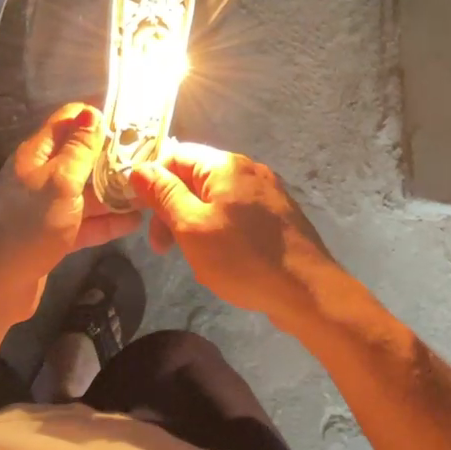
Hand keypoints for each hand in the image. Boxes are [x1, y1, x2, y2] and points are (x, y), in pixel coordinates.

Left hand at [0, 104, 143, 332]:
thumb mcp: (60, 180)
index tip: (131, 124)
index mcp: (36, 153)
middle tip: (149, 160)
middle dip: (112, 158)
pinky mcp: (53, 233)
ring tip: (149, 192)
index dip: (96, 119)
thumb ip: (79, 148)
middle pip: (80, 156)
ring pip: (85, 191)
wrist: (0, 283)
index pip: (67, 120)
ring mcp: (46, 205)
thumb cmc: (31, 224)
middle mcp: (40, 174)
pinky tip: (135, 222)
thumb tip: (92, 111)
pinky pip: (84, 221)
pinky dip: (106, 221)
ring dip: (114, 192)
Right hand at [129, 142, 338, 328]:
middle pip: (194, 176)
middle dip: (172, 207)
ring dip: (194, 220)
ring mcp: (267, 191)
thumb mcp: (191, 227)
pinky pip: (236, 211)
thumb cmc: (243, 259)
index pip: (174, 156)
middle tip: (163, 247)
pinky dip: (219, 228)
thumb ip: (163, 194)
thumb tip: (139, 168)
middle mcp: (248, 168)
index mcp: (224, 165)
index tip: (143, 217)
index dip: (152, 182)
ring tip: (192, 255)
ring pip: (215, 197)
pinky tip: (222, 256)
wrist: (310, 293)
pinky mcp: (278, 214)